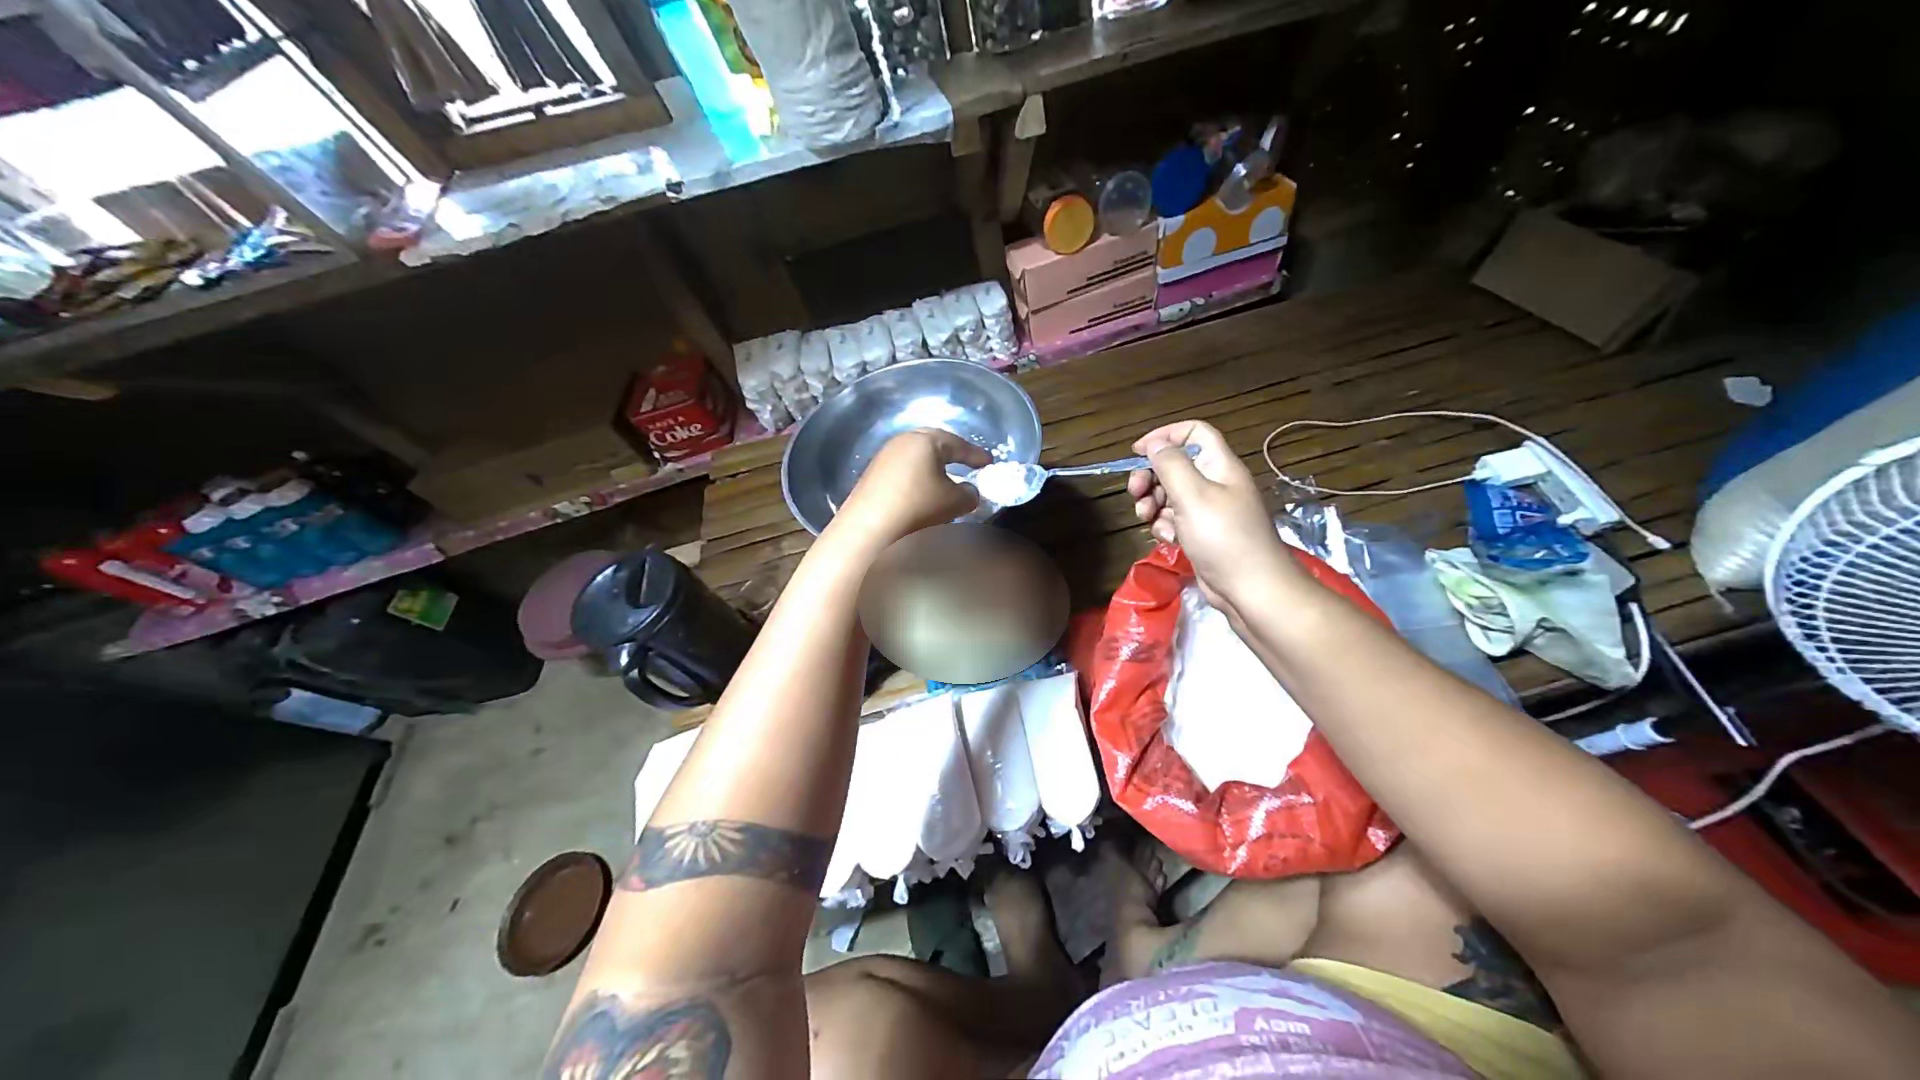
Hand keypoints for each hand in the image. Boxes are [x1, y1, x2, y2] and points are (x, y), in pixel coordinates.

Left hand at [831, 428, 990, 547]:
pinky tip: (922, 496)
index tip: (990, 463)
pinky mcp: (871, 477)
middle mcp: (902, 442)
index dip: (976, 455)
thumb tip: (968, 491)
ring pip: (916, 459)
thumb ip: (970, 493)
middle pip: (934, 446)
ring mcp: (883, 459)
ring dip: (933, 470)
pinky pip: (903, 473)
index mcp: (925, 440)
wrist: (868, 531)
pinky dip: (917, 481)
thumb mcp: (955, 502)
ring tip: (947, 483)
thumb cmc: (918, 508)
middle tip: (968, 465)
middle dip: (952, 456)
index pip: (958, 444)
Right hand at [1128, 420, 1298, 616]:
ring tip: (1147, 519)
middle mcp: (1215, 483)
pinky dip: (1165, 525)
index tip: (1137, 453)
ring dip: (1153, 503)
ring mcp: (1209, 511)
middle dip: (1151, 476)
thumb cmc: (1223, 537)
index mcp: (1219, 466)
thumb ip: (1171, 465)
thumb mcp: (1193, 495)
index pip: (1194, 432)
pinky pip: (1176, 520)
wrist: (1250, 589)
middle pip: (1176, 465)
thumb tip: (1156, 444)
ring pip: (1171, 494)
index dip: (1165, 436)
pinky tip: (1167, 538)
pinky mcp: (1203, 534)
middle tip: (1135, 493)